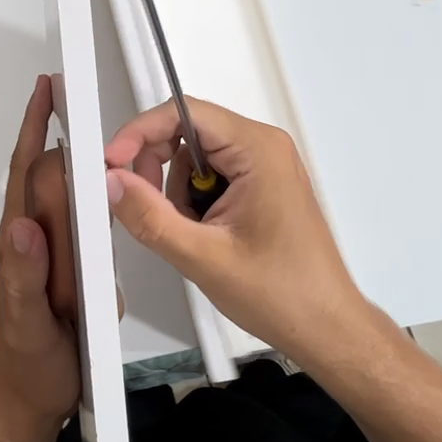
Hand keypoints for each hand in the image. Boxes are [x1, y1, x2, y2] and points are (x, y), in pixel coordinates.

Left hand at [0, 75, 80, 441]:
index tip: (49, 89)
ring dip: (79, 163)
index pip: (28, 170)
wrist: (36, 401)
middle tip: (77, 95)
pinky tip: (110, 195)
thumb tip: (23, 224)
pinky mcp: (70, 268)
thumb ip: (23, 279)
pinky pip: (85, 226)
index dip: (35, 127)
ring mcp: (51, 250)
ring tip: (101, 140)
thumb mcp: (26, 324)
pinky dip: (96, 202)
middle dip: (58, 131)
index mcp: (20, 238)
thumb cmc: (29, 363)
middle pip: (46, 172)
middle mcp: (33, 235)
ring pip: (66, 194)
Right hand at [103, 97, 378, 369]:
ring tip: (191, 233)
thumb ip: (150, 217)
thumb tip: (113, 182)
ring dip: (176, 190)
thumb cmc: (285, 295)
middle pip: (186, 130)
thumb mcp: (203, 257)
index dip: (140, 132)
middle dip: (156, 165)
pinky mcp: (260, 184)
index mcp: (258, 150)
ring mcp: (263, 165)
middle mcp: (263, 147)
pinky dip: (193, 200)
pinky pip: (209, 174)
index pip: (183, 112)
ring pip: (192, 156)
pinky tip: (203, 234)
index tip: (114, 160)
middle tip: (145, 204)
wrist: (328, 329)